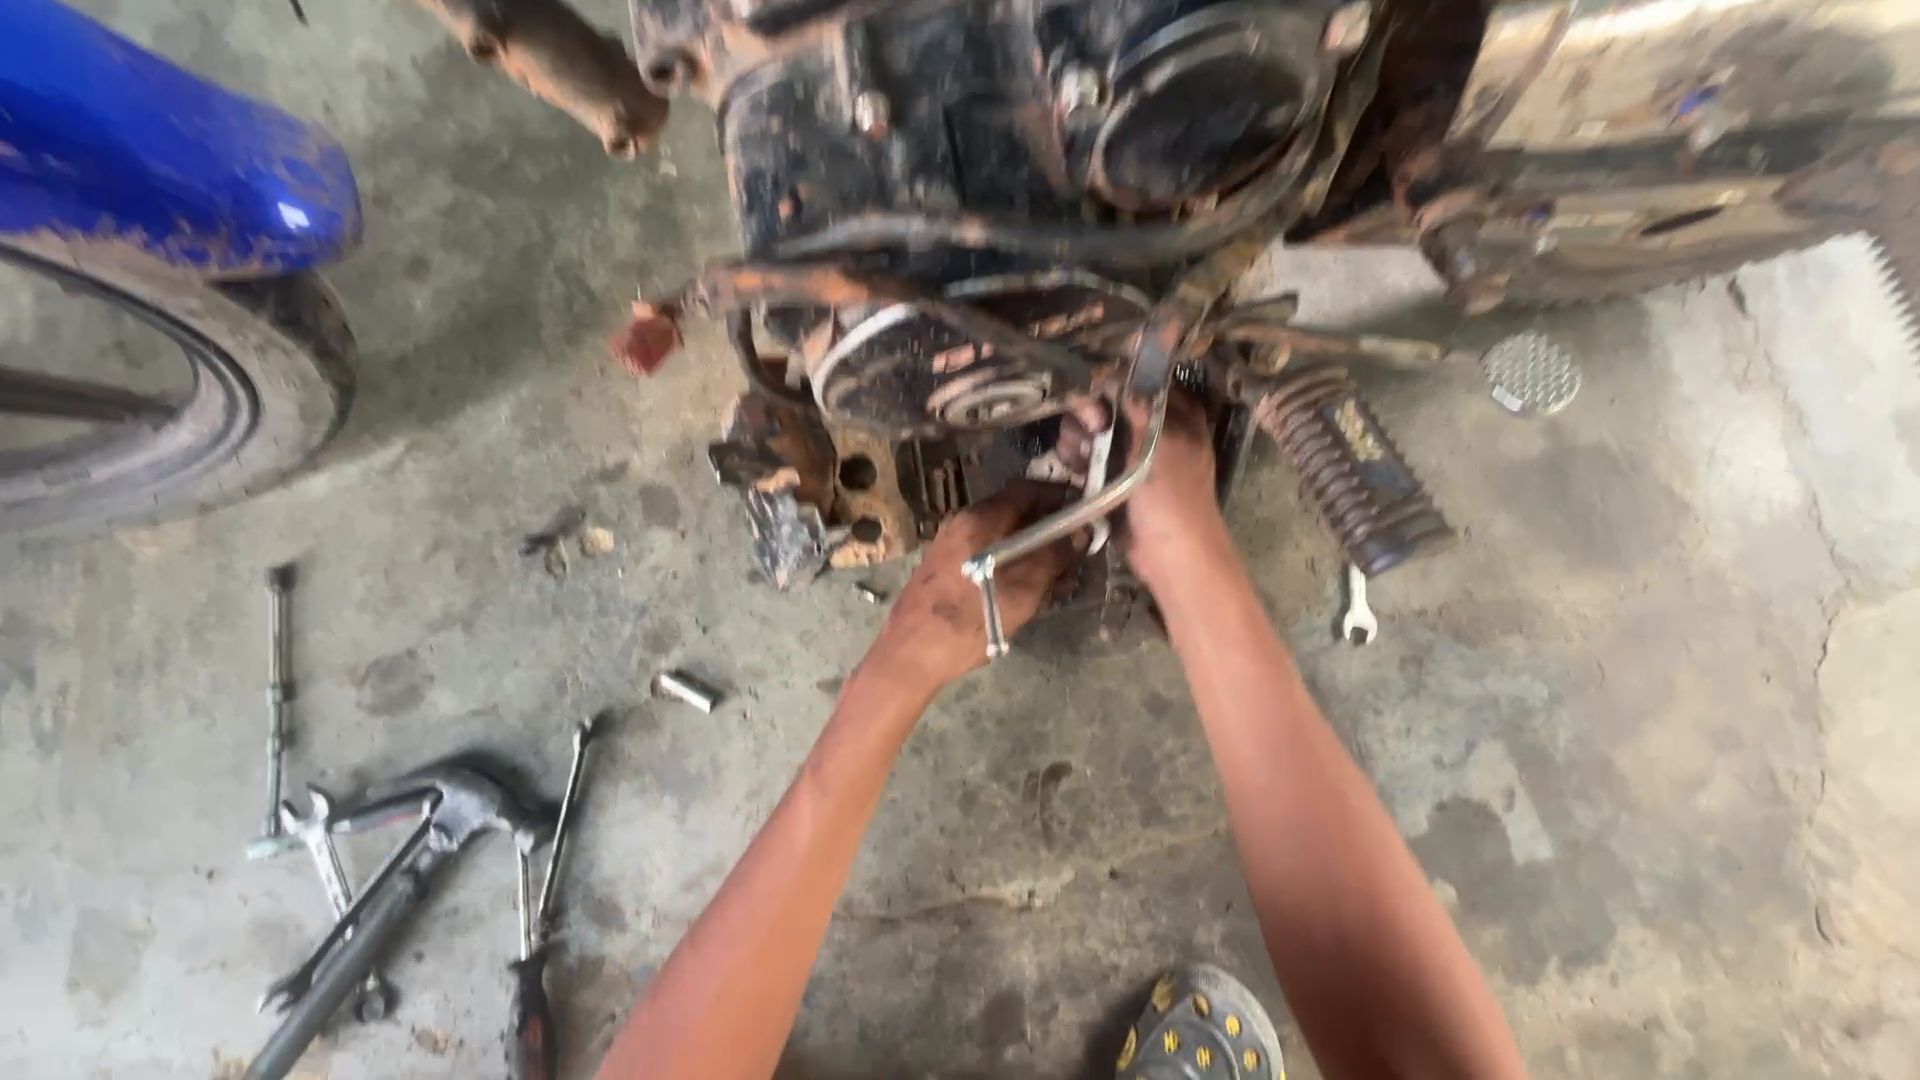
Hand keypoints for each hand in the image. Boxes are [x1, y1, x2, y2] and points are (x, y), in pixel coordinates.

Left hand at [868, 481, 1084, 689]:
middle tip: (1076, 557)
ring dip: (1033, 554)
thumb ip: (1053, 556)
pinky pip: (987, 556)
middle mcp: (961, 524)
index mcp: (979, 520)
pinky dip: (1012, 566)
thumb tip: (1080, 532)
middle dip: (1050, 532)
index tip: (1084, 512)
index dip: (1059, 496)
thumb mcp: (1022, 590)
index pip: (1026, 489)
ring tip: (1058, 583)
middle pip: (1015, 514)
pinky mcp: (946, 569)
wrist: (910, 656)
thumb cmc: (969, 621)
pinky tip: (1028, 594)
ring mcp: (951, 546)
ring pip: (1002, 539)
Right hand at [1057, 390, 1230, 587]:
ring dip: (1078, 439)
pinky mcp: (1110, 476)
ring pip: (1091, 430)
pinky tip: (1074, 468)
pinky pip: (1086, 456)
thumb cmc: (1174, 498)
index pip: (1138, 381)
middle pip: (1107, 403)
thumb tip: (1121, 371)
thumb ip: (1141, 406)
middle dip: (1090, 415)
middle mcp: (1151, 428)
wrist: (1169, 554)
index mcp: (1176, 414)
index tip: (1098, 398)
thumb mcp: (1162, 445)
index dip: (1113, 382)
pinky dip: (1076, 459)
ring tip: (1078, 456)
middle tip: (1091, 432)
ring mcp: (1129, 453)